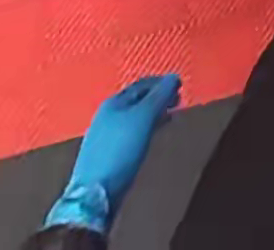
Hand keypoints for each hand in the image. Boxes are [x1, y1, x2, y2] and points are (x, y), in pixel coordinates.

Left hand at [44, 74, 182, 233]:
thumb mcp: (144, 118)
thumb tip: (174, 76)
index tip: (180, 86)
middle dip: (158, 98)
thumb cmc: (120, 150)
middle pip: (138, 100)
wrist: (93, 196)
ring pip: (135, 117)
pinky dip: (146, 128)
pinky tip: (152, 135)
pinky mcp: (107, 154)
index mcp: (114, 102)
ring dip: (153, 114)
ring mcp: (105, 136)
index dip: (161, 83)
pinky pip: (131, 132)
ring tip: (169, 117)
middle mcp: (107, 115)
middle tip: (178, 101)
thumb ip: (160, 96)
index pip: (142, 84)